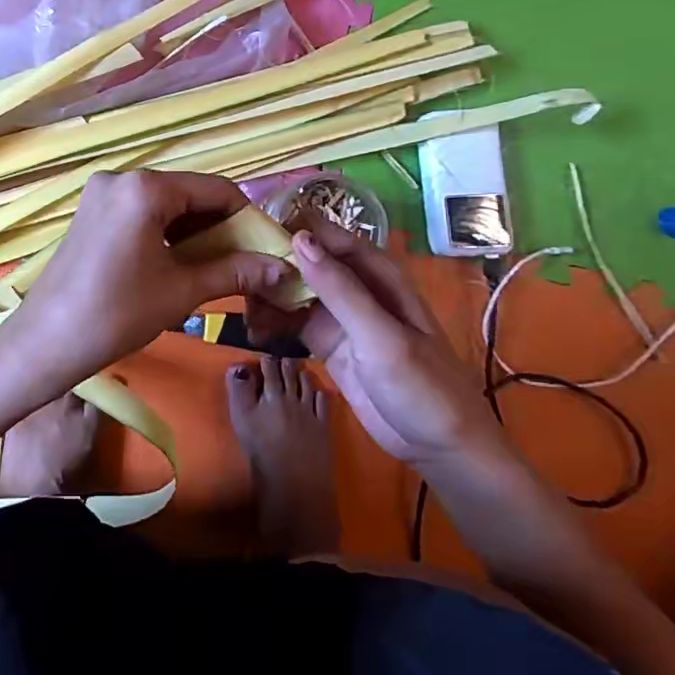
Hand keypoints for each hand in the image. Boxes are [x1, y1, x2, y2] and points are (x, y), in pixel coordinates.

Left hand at [0, 170, 292, 394]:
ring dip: (193, 232)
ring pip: (164, 205)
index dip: (247, 218)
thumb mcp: (181, 290)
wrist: (46, 342)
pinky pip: (139, 213)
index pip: (216, 190)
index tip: (268, 248)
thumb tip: (284, 269)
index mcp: (144, 187)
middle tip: (245, 263)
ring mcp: (100, 194)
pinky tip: (178, 263)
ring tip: (215, 268)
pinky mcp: (88, 213)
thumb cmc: (117, 313)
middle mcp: (121, 178)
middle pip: (188, 194)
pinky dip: (164, 233)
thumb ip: (235, 271)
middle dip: (220, 227)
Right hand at [247, 218, 500, 463]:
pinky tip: (252, 329)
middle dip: (271, 263)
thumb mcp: (380, 335)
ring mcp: (338, 315)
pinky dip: (272, 323)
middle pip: (304, 261)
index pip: (327, 236)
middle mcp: (354, 286)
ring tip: (241, 305)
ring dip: (267, 295)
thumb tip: (299, 239)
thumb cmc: (422, 386)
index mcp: (376, 273)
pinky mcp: (326, 342)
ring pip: (293, 291)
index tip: (250, 230)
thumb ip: (340, 289)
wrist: (439, 447)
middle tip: (235, 272)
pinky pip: (291, 322)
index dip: (290, 227)